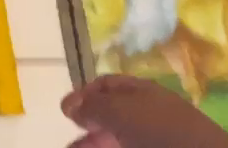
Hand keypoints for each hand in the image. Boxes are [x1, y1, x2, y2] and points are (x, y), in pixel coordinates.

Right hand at [60, 75, 227, 147]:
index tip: (65, 111)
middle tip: (69, 143)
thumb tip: (71, 105)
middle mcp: (149, 114)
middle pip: (113, 116)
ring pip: (122, 139)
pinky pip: (131, 147)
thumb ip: (92, 107)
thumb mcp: (120, 112)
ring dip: (99, 145)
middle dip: (89, 128)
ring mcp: (157, 141)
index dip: (84, 95)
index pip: (107, 85)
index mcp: (141, 92)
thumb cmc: (162, 133)